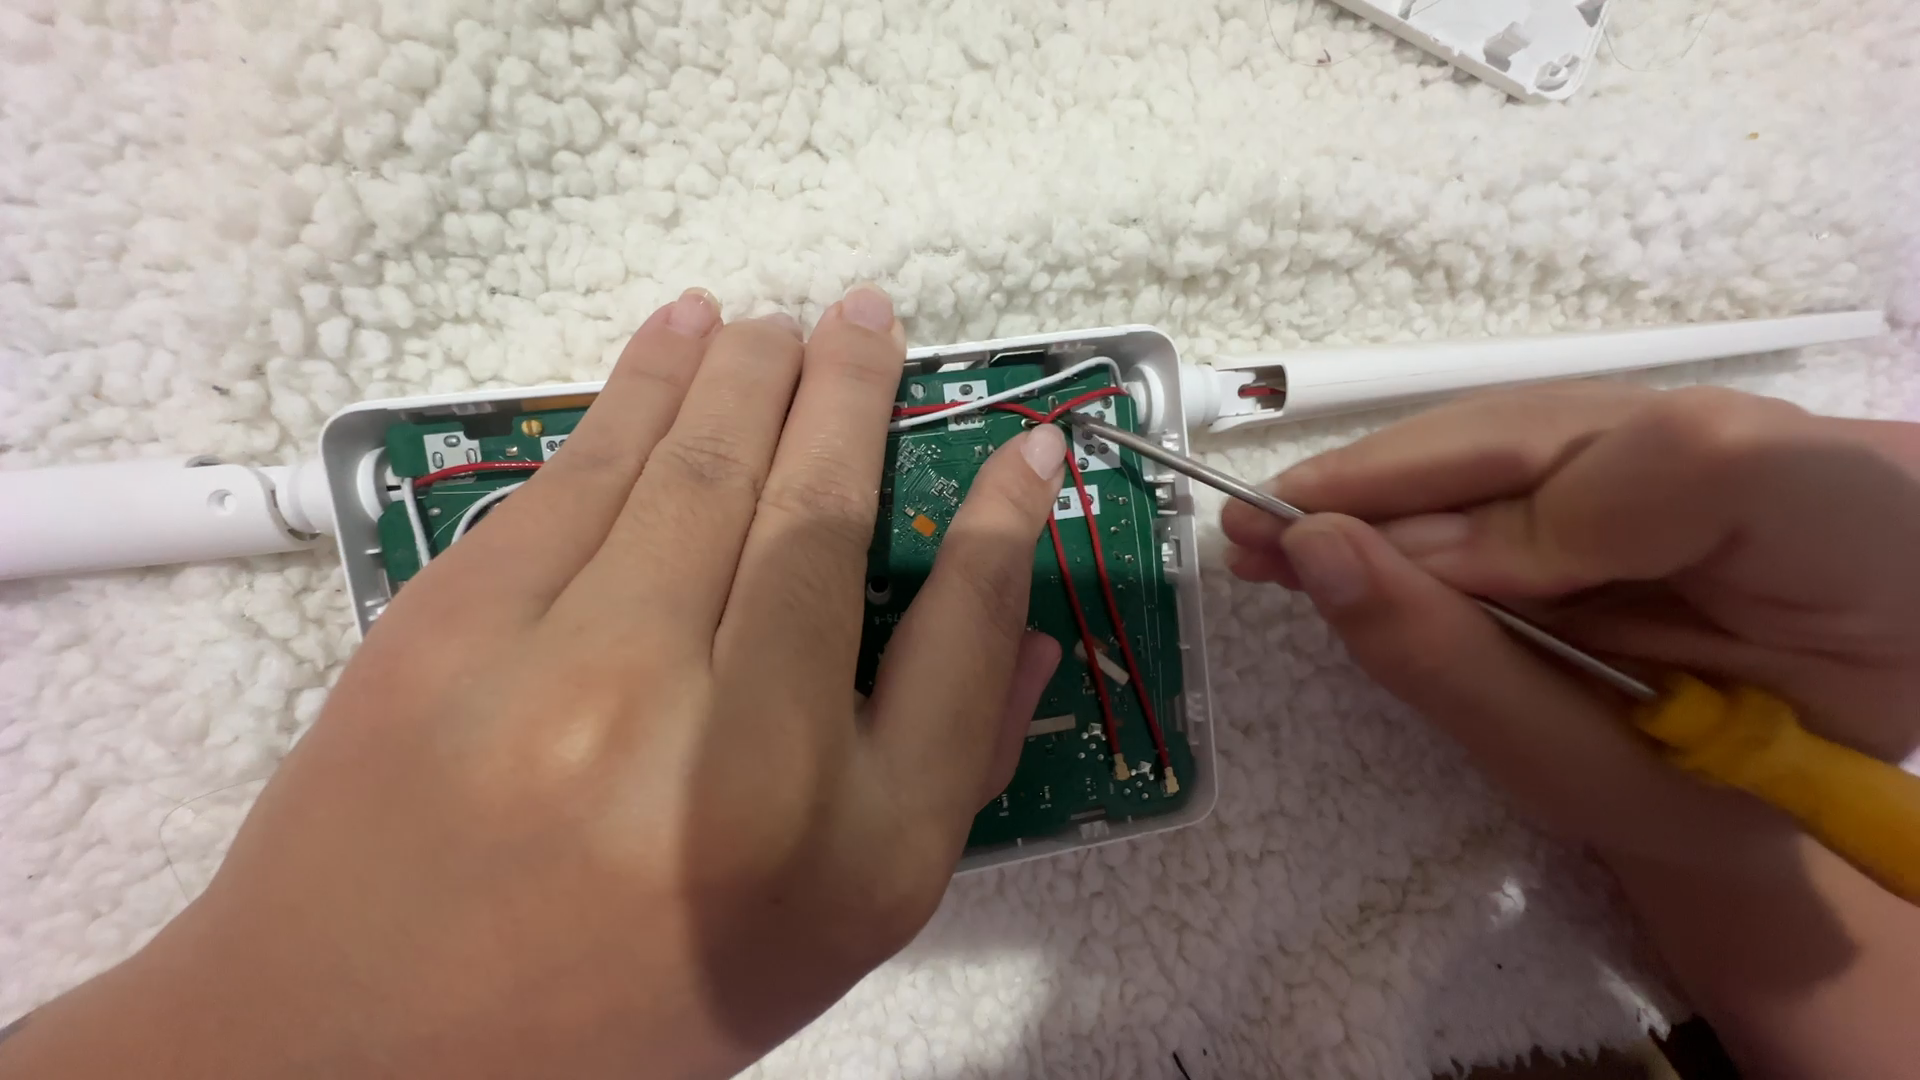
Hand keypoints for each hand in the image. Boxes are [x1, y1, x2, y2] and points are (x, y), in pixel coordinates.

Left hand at [2, 286, 1067, 1078]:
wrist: (375, 1050)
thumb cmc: (657, 984)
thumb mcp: (852, 912)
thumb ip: (958, 764)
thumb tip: (1028, 630)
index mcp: (852, 837)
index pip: (961, 628)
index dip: (1006, 520)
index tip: (1029, 446)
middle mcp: (737, 745)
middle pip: (821, 515)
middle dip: (855, 394)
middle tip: (871, 315)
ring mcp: (580, 677)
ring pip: (701, 468)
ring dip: (752, 369)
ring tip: (782, 318)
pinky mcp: (453, 633)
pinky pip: (580, 475)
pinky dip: (642, 383)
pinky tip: (680, 328)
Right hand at [1223, 384, 1919, 872]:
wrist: (1735, 773)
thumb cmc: (1676, 797)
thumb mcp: (1564, 761)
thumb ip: (1443, 655)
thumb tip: (1311, 545)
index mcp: (1874, 549)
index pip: (1694, 467)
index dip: (1518, 517)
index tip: (1398, 579)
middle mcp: (1810, 453)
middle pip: (1559, 422)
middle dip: (1388, 486)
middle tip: (1257, 534)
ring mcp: (1715, 431)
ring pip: (1503, 424)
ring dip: (1370, 488)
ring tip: (1271, 539)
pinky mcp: (1630, 437)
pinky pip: (1489, 446)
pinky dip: (1394, 493)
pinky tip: (1323, 524)